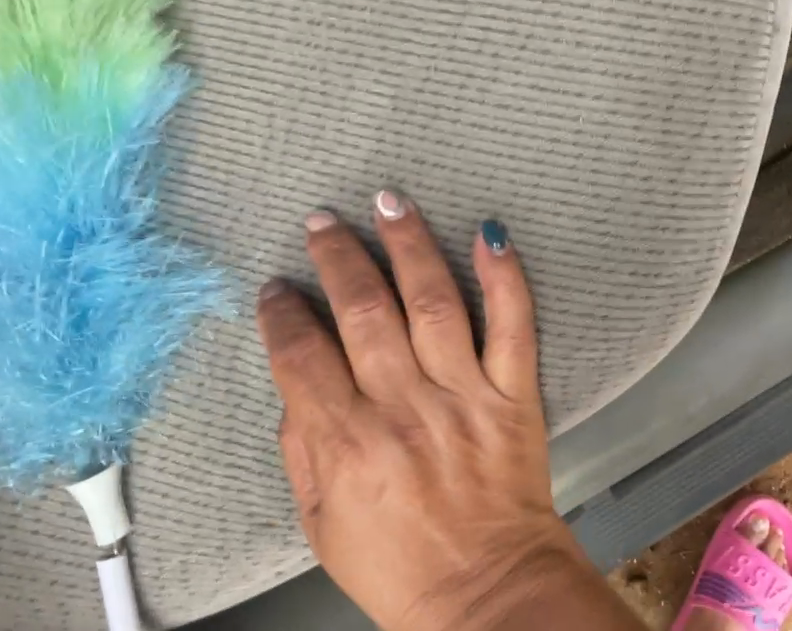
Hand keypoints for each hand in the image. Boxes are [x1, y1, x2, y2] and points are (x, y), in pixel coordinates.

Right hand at [256, 192, 642, 630]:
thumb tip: (297, 378)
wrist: (485, 590)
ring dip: (408, 244)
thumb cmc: (397, 562)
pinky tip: (489, 234)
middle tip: (323, 222)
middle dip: (338, 258)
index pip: (301, 356)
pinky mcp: (514, 393)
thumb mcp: (319, 520)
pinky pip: (513, 323)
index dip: (282, 313)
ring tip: (389, 202)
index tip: (277, 286)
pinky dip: (503, 275)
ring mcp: (464, 395)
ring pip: (433, 301)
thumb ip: (303, 444)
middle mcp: (403, 408)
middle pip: (364, 312)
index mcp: (346, 443)